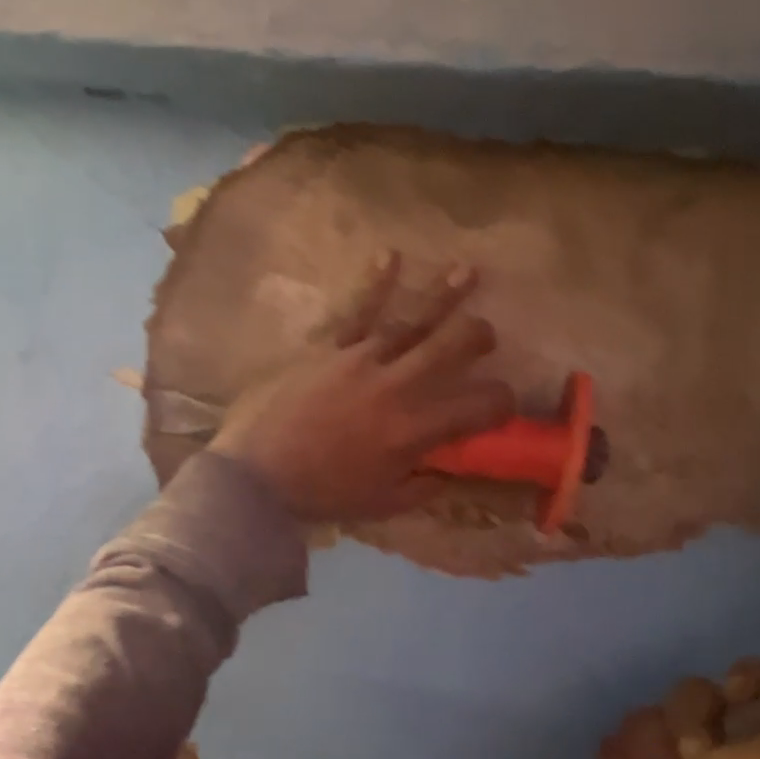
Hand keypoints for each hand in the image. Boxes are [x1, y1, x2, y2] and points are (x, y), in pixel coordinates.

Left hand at [209, 253, 515, 523]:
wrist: (258, 475)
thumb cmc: (320, 494)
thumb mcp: (380, 504)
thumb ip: (421, 488)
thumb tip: (448, 472)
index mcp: (416, 429)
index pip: (480, 406)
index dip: (501, 403)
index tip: (500, 406)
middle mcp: (399, 387)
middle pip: (453, 348)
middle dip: (478, 338)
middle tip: (486, 336)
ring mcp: (363, 362)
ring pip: (413, 321)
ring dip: (445, 296)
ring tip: (469, 272)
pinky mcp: (329, 351)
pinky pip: (357, 310)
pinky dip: (375, 282)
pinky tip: (390, 254)